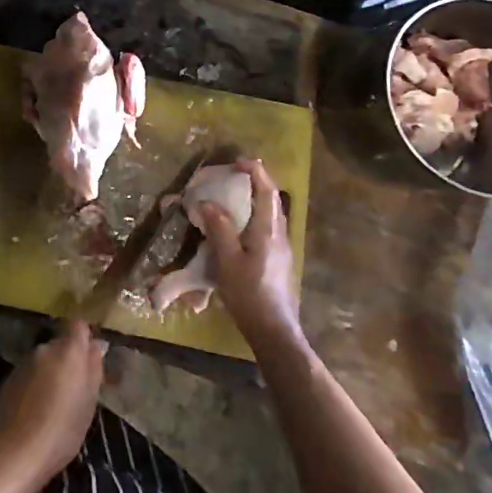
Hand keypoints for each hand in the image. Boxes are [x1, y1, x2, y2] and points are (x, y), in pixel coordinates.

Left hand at [0, 320, 104, 481]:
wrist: (16, 454)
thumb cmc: (63, 430)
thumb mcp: (89, 404)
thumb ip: (93, 370)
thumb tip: (94, 348)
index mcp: (69, 351)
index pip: (79, 325)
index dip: (84, 337)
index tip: (89, 357)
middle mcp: (45, 349)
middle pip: (60, 344)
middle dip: (68, 360)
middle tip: (74, 389)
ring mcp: (23, 363)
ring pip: (43, 360)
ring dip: (50, 373)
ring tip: (53, 404)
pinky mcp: (8, 380)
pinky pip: (28, 375)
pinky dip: (34, 385)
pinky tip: (34, 411)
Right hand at [199, 158, 303, 349]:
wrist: (274, 331)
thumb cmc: (250, 294)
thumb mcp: (228, 261)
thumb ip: (220, 229)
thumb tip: (208, 202)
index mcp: (269, 229)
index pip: (266, 190)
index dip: (255, 171)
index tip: (237, 162)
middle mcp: (280, 234)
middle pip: (272, 199)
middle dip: (256, 182)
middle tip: (234, 176)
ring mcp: (283, 248)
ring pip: (272, 214)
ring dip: (256, 199)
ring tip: (234, 197)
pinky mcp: (279, 260)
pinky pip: (269, 227)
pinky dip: (256, 216)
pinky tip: (241, 227)